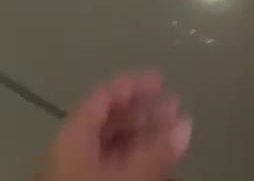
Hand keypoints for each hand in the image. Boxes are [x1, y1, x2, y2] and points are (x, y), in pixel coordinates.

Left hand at [36, 72, 190, 180]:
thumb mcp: (127, 177)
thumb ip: (156, 151)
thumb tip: (186, 124)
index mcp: (72, 135)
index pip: (104, 95)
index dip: (134, 85)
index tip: (163, 81)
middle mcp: (67, 150)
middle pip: (108, 121)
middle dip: (143, 114)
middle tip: (175, 111)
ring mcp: (69, 175)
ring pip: (108, 148)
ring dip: (140, 141)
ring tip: (171, 141)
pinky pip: (105, 169)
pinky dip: (131, 163)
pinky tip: (153, 170)